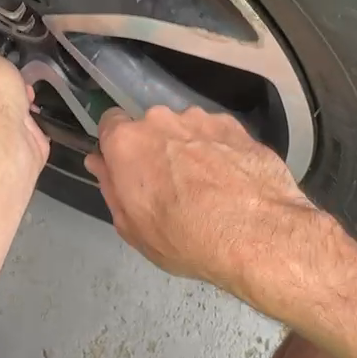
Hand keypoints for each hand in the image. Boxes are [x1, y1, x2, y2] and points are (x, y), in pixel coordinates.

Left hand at [0, 50, 49, 172]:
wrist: (8, 137)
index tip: (0, 67)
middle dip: (9, 89)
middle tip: (16, 84)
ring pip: (10, 113)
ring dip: (23, 105)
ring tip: (27, 101)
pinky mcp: (10, 148)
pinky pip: (25, 131)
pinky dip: (34, 125)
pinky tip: (33, 119)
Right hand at [86, 106, 320, 290]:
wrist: (257, 236)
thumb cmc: (185, 238)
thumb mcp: (132, 227)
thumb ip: (110, 187)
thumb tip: (99, 162)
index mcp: (126, 142)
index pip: (109, 124)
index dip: (118, 147)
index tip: (129, 170)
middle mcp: (160, 120)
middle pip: (150, 128)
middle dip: (156, 149)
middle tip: (171, 186)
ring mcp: (200, 119)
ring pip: (185, 130)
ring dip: (189, 149)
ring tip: (209, 187)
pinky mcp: (235, 126)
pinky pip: (217, 134)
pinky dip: (220, 151)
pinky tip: (233, 182)